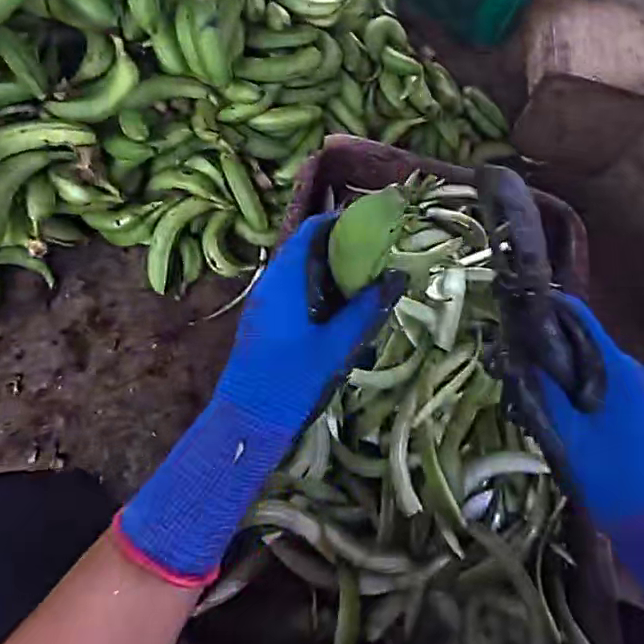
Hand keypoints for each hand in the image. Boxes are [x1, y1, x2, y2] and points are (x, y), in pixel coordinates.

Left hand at [214, 212, 404, 430]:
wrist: (245, 423)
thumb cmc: (288, 381)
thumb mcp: (335, 346)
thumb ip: (366, 310)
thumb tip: (397, 276)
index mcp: (284, 281)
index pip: (309, 231)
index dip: (336, 221)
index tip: (368, 223)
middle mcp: (270, 284)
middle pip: (304, 249)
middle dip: (339, 246)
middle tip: (375, 252)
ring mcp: (265, 304)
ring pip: (300, 272)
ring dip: (329, 270)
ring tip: (365, 278)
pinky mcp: (266, 322)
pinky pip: (295, 292)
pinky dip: (319, 290)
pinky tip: (342, 310)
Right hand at [537, 294, 643, 643]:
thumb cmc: (611, 478)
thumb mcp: (566, 433)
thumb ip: (540, 389)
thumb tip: (512, 353)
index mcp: (614, 367)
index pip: (577, 314)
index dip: (543, 305)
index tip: (510, 312)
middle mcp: (623, 368)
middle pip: (575, 335)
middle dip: (540, 341)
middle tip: (507, 360)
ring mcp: (627, 387)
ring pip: (579, 358)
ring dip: (551, 367)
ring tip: (521, 389)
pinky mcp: (625, 405)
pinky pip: (588, 379)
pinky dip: (565, 384)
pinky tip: (545, 409)